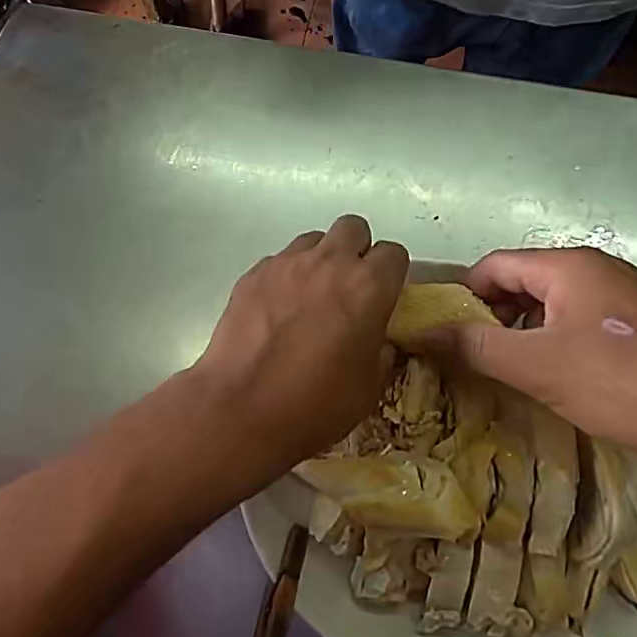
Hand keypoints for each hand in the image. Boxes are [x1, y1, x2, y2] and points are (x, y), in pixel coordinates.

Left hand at [188, 215, 409, 467]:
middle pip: (354, 228)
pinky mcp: (254, 273)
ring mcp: (287, 263)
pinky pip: (280, 261)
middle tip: (350, 286)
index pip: (393, 253)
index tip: (385, 294)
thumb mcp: (369, 386)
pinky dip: (286, 276)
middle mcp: (330, 262)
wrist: (242, 408)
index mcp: (367, 286)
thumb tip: (377, 338)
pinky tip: (278, 310)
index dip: (392, 273)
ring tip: (311, 296)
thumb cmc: (315, 404)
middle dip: (357, 250)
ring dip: (320, 259)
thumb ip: (380, 350)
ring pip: (314, 240)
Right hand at [426, 246, 636, 470]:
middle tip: (475, 362)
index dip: (461, 297)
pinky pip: (586, 324)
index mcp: (566, 265)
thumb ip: (476, 346)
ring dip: (528, 336)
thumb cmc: (626, 381)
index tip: (444, 337)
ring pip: (555, 307)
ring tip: (516, 377)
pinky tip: (566, 383)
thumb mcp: (539, 367)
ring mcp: (627, 295)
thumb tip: (422, 332)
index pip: (492, 266)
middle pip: (523, 283)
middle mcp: (595, 268)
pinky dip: (562, 346)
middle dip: (493, 319)